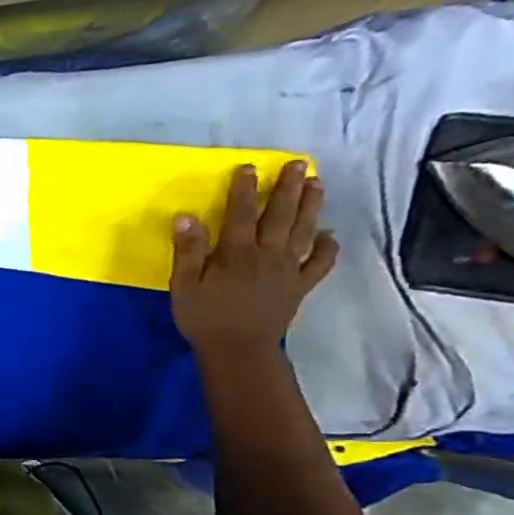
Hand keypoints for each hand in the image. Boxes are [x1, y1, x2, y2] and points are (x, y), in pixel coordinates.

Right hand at [170, 160, 338, 355]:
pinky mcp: (300, 285)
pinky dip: (328, 246)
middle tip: (297, 164)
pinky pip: (320, 262)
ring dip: (312, 205)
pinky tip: (330, 234)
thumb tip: (186, 217)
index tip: (248, 168)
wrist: (239, 350)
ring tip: (316, 183)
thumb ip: (187, 251)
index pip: (241, 213)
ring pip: (304, 230)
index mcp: (236, 253)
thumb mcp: (183, 285)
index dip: (244, 189)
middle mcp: (268, 254)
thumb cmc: (204, 317)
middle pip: (280, 215)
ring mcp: (289, 269)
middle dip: (288, 187)